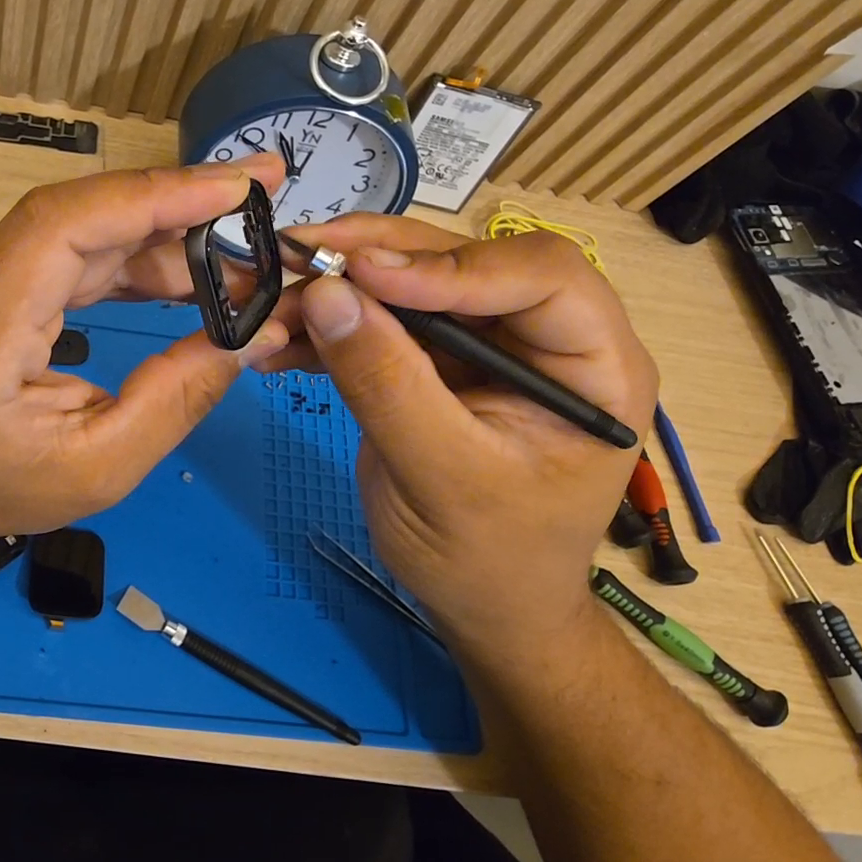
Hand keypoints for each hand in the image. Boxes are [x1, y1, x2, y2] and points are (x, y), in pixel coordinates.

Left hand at [0, 156, 292, 557]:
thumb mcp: (95, 472)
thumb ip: (174, 400)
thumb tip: (254, 333)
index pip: (58, 229)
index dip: (148, 197)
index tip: (233, 187)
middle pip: (76, 217)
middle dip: (176, 202)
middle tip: (263, 193)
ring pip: (76, 229)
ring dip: (162, 233)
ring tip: (242, 246)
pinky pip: (63, 251)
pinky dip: (128, 256)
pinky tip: (186, 269)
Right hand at [271, 214, 657, 652]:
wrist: (480, 606)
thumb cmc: (488, 558)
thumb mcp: (441, 476)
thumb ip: (388, 385)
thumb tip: (326, 294)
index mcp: (590, 364)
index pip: (541, 276)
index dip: (452, 266)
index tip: (362, 272)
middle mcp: (540, 337)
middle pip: (461, 264)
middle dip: (374, 258)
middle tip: (294, 255)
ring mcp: (482, 345)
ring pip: (408, 284)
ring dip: (336, 288)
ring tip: (271, 298)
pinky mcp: (432, 361)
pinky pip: (379, 323)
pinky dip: (327, 327)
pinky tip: (279, 340)